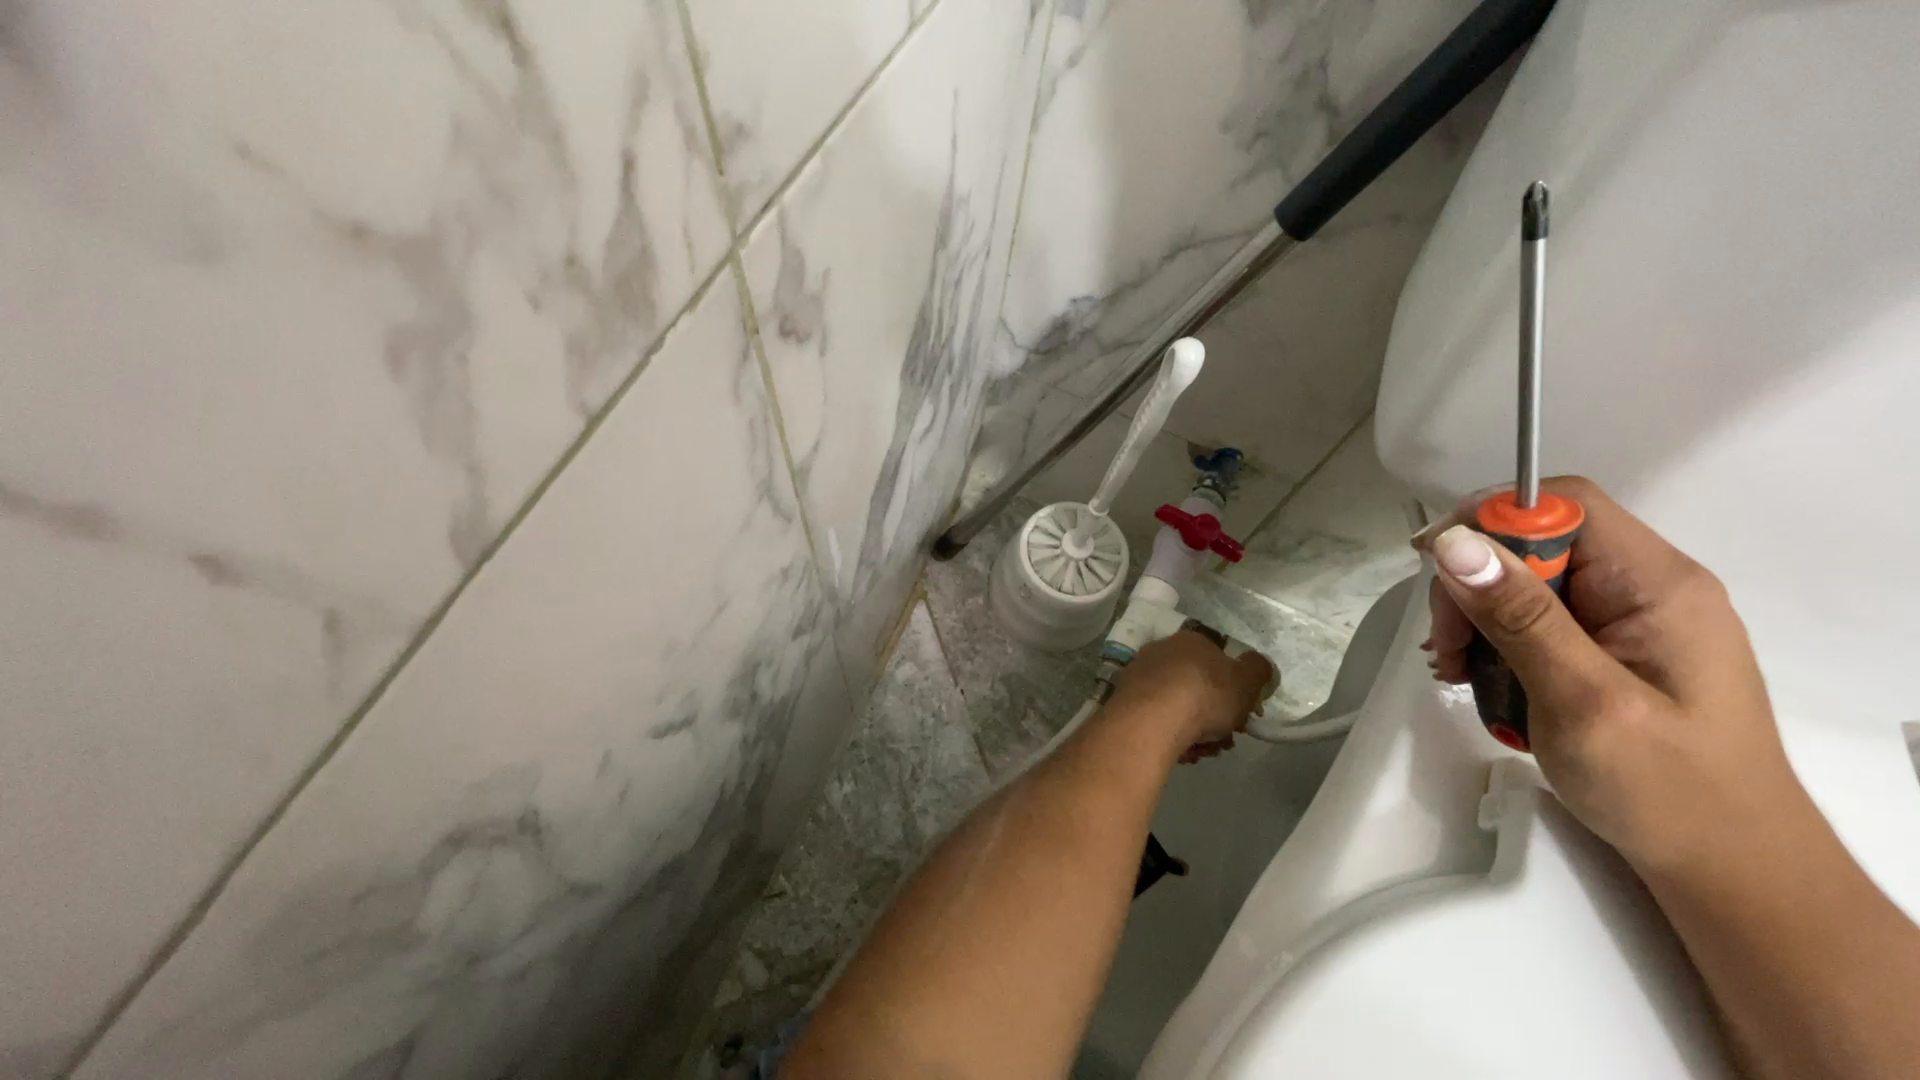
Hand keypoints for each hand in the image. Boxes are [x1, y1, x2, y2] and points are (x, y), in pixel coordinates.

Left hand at [1107, 630, 1273, 762]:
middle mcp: (1160, 651)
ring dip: (1194, 729)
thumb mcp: (1247, 681)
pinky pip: (1156, 719)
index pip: (1217, 659)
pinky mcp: (1124, 702)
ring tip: (1203, 750)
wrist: (1151, 721)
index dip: (1233, 688)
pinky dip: (1171, 735)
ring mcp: (1139, 676)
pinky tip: (1181, 752)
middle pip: (1196, 685)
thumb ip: (1259, 670)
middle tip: (1224, 738)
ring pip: (1177, 705)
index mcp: (1191, 640)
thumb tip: (1258, 665)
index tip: (1241, 713)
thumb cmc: (1205, 695)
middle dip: (1214, 715)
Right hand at [1420, 476, 1807, 874]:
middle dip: (1475, 587)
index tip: (1434, 569)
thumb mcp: (1582, 702)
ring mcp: (1631, 621)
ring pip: (1528, 585)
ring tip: (1459, 674)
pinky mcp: (1613, 651)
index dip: (1490, 520)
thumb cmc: (1664, 789)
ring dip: (1480, 621)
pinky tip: (1481, 680)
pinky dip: (1498, 645)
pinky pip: (1540, 622)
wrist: (1727, 868)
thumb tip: (1453, 543)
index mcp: (1656, 585)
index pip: (1563, 506)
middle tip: (1447, 650)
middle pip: (1536, 545)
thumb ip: (1520, 618)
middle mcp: (1647, 588)